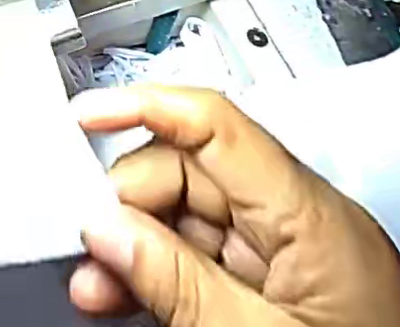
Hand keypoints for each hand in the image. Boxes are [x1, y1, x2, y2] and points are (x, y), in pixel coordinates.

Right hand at [69, 84, 399, 326]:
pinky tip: (123, 293)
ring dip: (131, 245)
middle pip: (184, 171)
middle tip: (90, 247)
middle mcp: (299, 223)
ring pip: (180, 216)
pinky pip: (193, 256)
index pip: (215, 124)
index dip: (141, 106)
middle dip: (126, 205)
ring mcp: (286, 258)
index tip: (84, 116)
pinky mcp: (274, 291)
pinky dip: (154, 272)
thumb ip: (178, 281)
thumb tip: (103, 226)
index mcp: (316, 219)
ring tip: (98, 284)